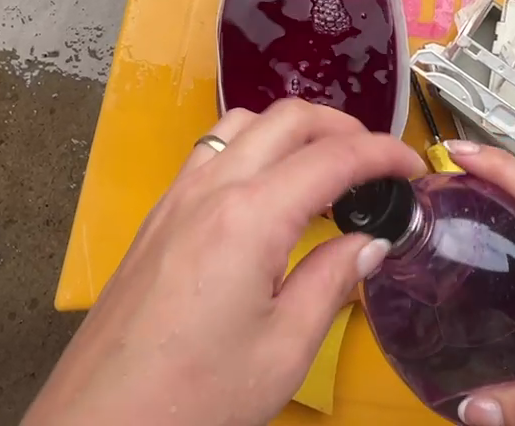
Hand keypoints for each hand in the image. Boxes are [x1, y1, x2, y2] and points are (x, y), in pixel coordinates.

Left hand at [24, 99, 425, 425]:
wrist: (100, 423)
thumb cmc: (197, 396)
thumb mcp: (283, 351)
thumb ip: (332, 281)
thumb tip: (371, 242)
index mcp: (250, 215)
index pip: (332, 157)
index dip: (383, 153)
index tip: (415, 168)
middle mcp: (212, 186)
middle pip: (288, 118)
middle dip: (342, 126)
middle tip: (376, 162)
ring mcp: (179, 193)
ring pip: (245, 122)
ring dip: (293, 129)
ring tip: (324, 167)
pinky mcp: (160, 212)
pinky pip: (213, 148)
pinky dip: (254, 145)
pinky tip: (267, 188)